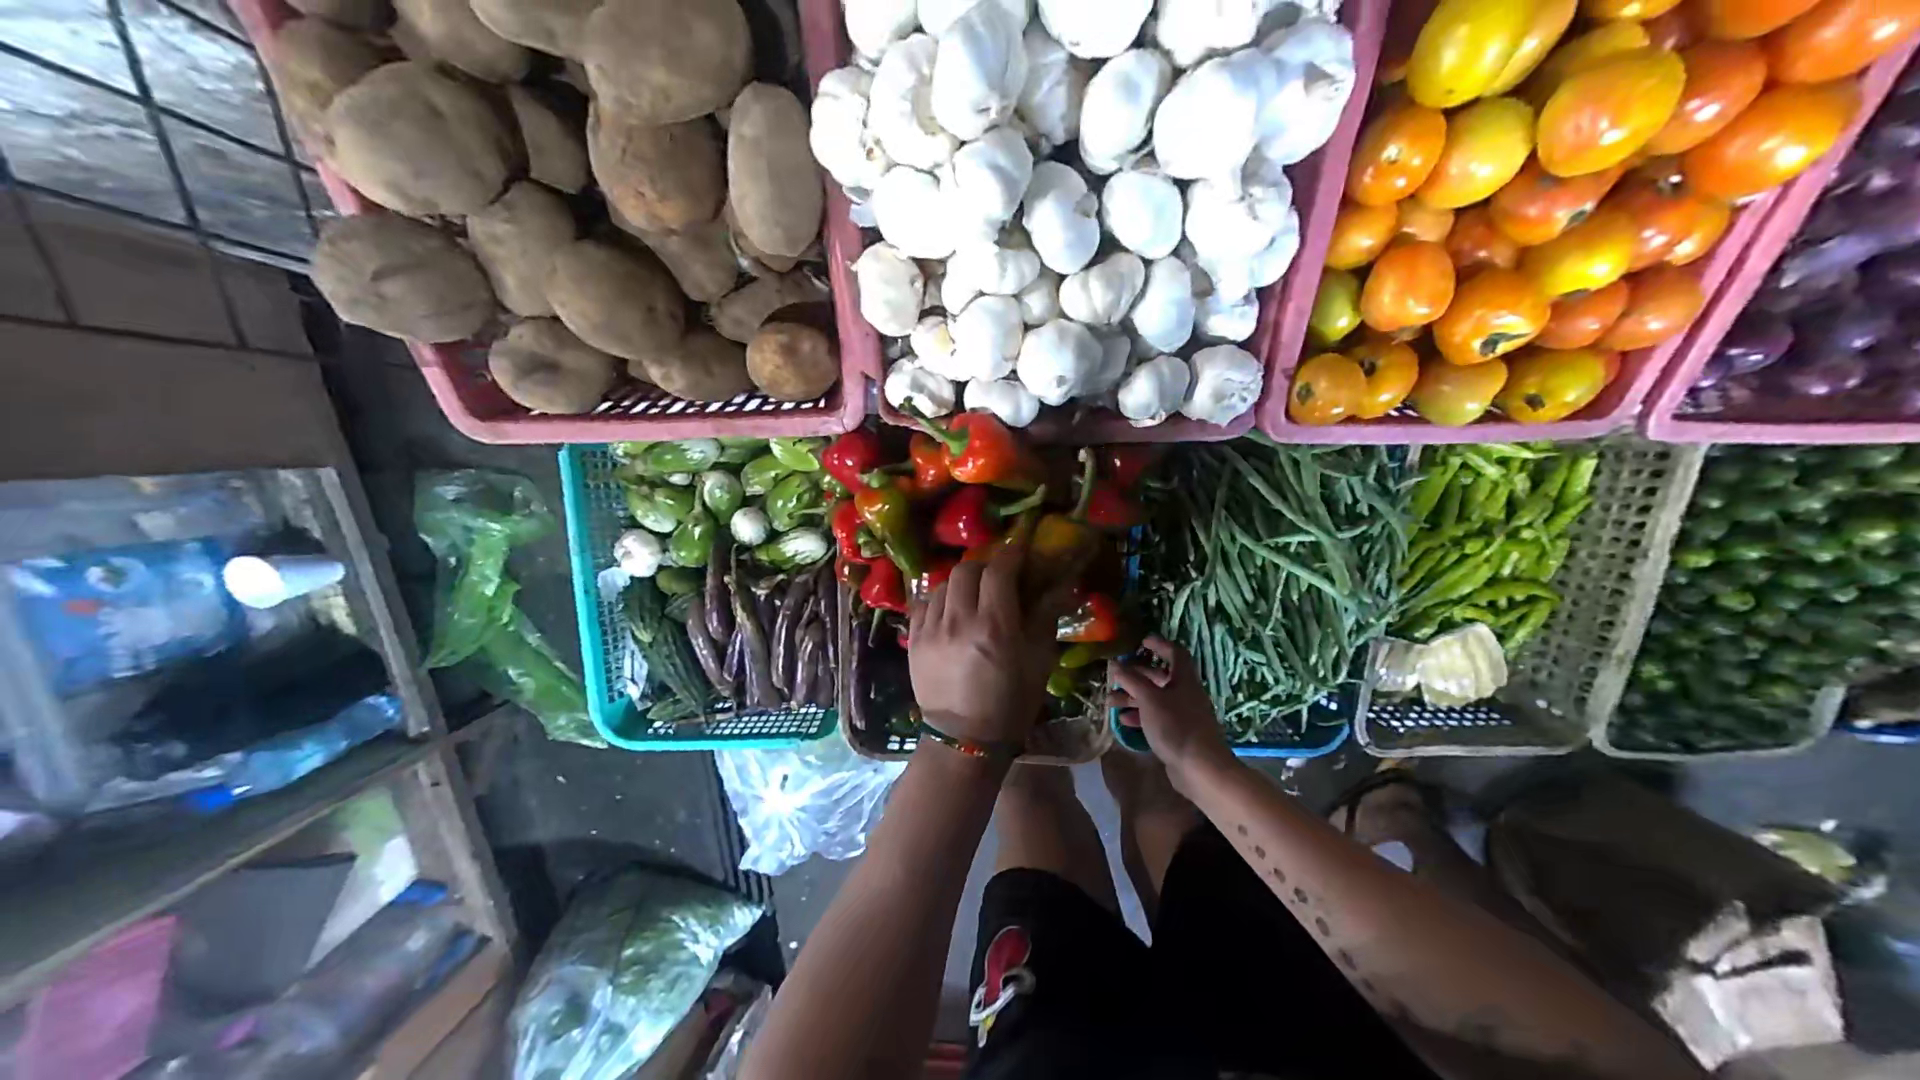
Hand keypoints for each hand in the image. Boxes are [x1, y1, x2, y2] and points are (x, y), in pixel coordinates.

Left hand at [908, 543, 1065, 747]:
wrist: (965, 740)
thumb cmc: (1011, 702)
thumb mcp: (1039, 661)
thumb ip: (1045, 616)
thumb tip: (1061, 583)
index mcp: (995, 626)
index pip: (999, 571)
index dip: (1011, 553)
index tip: (1021, 547)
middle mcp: (959, 621)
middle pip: (966, 569)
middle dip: (985, 565)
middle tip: (997, 575)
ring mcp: (931, 630)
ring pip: (943, 584)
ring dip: (961, 582)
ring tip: (973, 594)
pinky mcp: (913, 641)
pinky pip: (923, 604)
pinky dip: (939, 599)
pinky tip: (950, 609)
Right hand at [1110, 636, 1235, 790]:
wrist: (1200, 768)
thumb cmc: (1176, 725)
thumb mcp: (1149, 699)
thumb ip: (1131, 680)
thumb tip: (1114, 663)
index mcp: (1184, 679)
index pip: (1175, 653)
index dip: (1159, 645)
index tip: (1141, 642)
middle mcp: (1185, 693)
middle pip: (1161, 677)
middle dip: (1137, 675)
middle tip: (1116, 674)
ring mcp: (1183, 715)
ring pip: (1155, 698)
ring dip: (1133, 696)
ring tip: (1110, 700)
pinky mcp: (1178, 733)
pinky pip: (1156, 717)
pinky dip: (1140, 715)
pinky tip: (1124, 720)